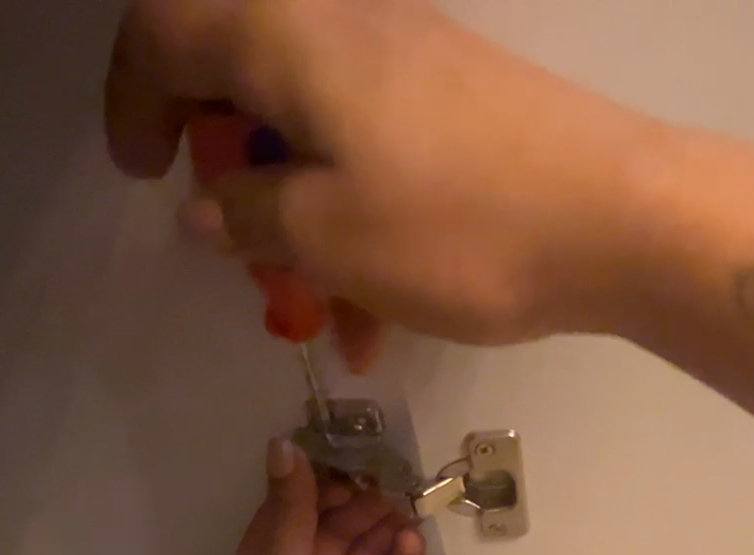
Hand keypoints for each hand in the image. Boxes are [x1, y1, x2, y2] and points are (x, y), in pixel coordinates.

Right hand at [104, 0, 660, 358]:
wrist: (619, 222)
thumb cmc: (457, 229)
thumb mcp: (328, 236)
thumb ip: (246, 217)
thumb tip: (206, 211)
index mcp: (288, 33)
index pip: (165, 36)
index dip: (134, 105)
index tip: (139, 177)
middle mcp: (348, 25)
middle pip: (253, 93)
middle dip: (240, 189)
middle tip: (253, 267)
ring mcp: (418, 66)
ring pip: (329, 146)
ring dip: (316, 234)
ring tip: (333, 326)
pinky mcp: (469, 112)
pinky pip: (389, 164)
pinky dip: (373, 231)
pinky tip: (389, 318)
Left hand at [218, 437, 425, 554]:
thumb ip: (290, 513)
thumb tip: (283, 446)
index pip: (287, 512)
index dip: (313, 482)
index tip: (344, 453)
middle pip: (331, 526)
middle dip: (356, 501)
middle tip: (385, 476)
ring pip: (365, 547)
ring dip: (382, 523)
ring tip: (405, 499)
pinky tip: (413, 535)